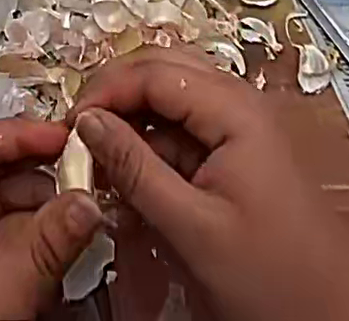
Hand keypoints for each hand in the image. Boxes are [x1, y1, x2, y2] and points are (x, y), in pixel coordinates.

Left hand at [0, 119, 102, 320]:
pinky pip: (9, 252)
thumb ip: (42, 252)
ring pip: (5, 215)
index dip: (19, 135)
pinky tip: (74, 244)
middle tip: (92, 175)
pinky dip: (42, 246)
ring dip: (47, 210)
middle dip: (40, 173)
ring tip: (91, 208)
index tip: (68, 136)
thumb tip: (89, 200)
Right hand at [71, 49, 348, 320]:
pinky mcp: (232, 149)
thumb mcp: (196, 229)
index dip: (104, 91)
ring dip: (128, 112)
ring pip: (164, 92)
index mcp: (233, 109)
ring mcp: (235, 124)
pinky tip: (128, 168)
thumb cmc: (278, 281)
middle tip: (80, 126)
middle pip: (156, 67)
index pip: (150, 71)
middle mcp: (235, 101)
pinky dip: (146, 137)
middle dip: (113, 91)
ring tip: (99, 145)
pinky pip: (177, 123)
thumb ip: (135, 169)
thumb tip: (84, 122)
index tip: (70, 125)